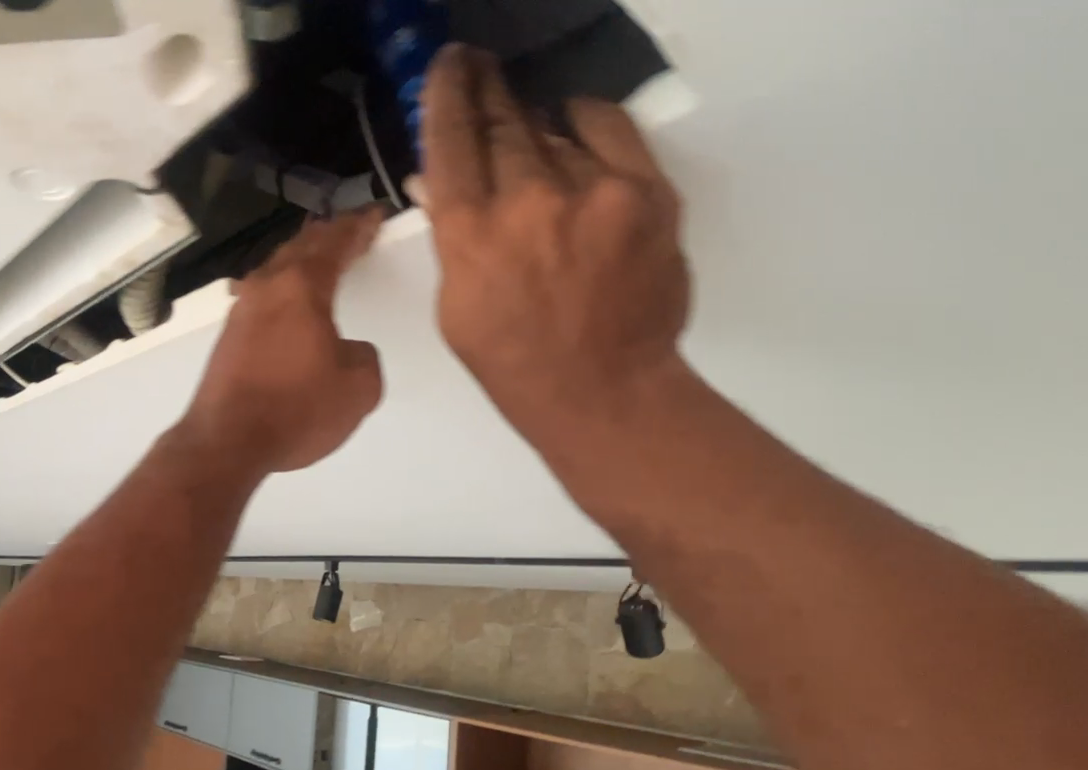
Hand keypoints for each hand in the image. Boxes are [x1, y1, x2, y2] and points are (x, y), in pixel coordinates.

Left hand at [179, 211, 384, 473]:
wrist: (227, 442)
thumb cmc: (296, 410)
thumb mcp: (358, 388)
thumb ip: (364, 358)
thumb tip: (346, 350)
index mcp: (302, 287)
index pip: (335, 244)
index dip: (357, 227)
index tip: (373, 215)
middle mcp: (266, 288)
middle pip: (299, 248)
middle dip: (325, 236)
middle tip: (345, 228)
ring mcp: (241, 312)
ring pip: (274, 270)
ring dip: (297, 258)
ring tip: (314, 255)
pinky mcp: (227, 338)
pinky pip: (259, 297)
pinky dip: (279, 287)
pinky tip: (280, 298)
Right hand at [421, 45, 690, 429]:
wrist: (601, 388)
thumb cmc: (512, 358)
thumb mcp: (455, 304)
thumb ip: (453, 236)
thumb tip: (442, 179)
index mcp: (469, 234)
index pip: (450, 138)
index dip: (447, 91)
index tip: (450, 63)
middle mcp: (527, 200)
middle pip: (502, 121)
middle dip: (488, 92)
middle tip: (481, 69)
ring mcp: (592, 190)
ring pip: (553, 130)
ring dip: (535, 127)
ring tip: (529, 134)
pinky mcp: (645, 190)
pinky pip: (610, 128)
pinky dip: (587, 123)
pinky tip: (574, 128)